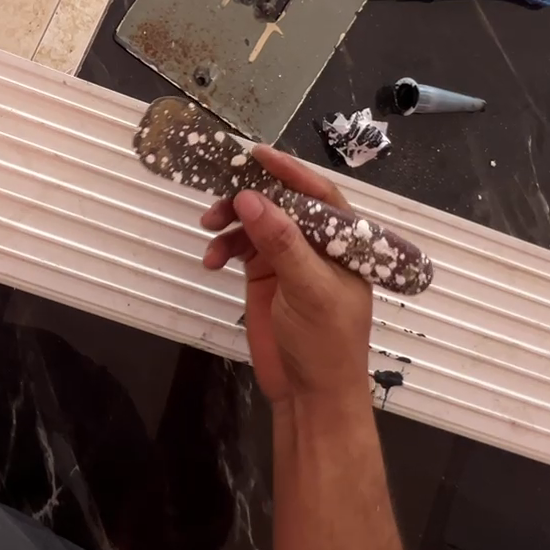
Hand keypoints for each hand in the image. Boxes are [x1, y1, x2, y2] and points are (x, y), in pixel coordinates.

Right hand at [200, 146, 375, 407]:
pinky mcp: (264, 274)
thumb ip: (282, 243)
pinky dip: (223, 247)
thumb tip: (250, 198)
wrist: (309, 395)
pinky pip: (239, 246)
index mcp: (342, 241)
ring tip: (208, 227)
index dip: (289, 171)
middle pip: (280, 202)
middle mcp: (315, 243)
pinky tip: (211, 260)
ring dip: (230, 221)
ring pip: (255, 221)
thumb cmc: (326, 342)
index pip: (318, 194)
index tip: (255, 154)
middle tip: (218, 190)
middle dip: (248, 195)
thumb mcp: (309, 290)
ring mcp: (287, 258)